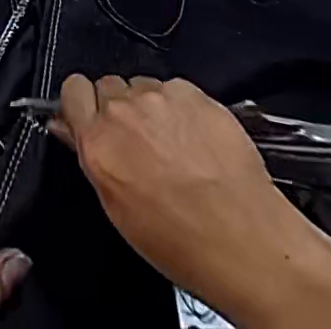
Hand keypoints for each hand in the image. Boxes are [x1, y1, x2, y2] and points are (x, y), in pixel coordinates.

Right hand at [52, 74, 330, 328]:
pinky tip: (203, 136)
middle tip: (141, 135)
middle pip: (110, 82)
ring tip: (177, 139)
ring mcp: (172, 99)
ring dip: (154, 102)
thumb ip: (99, 159)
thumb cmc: (181, 244)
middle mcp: (134, 110)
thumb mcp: (123, 208)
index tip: (91, 115)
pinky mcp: (205, 97)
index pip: (74, 92)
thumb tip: (82, 130)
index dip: (83, 102)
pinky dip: (183, 103)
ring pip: (148, 83)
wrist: (257, 247)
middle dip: (119, 103)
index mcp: (105, 145)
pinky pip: (180, 88)